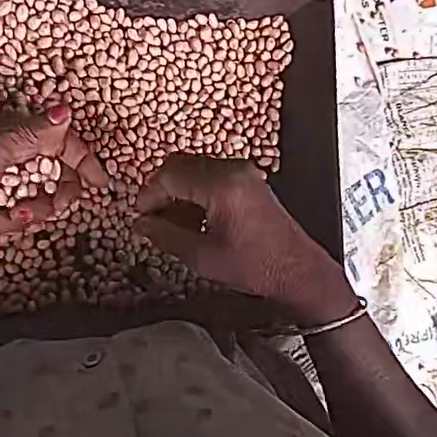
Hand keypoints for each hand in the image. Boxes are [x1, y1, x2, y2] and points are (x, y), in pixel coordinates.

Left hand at [0, 105, 107, 290]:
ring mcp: (3, 183)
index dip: (82, 159)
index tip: (98, 181)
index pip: (60, 142)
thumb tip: (65, 111)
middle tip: (56, 204)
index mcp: (10, 134)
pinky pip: (20, 217)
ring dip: (31, 210)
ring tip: (11, 212)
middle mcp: (9, 156)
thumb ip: (34, 134)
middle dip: (59, 192)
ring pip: (41, 199)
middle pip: (56, 173)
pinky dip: (6, 220)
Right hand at [134, 155, 355, 324]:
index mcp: (221, 185)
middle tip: (152, 219)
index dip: (148, 195)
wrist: (297, 271)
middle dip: (161, 191)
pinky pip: (212, 176)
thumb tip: (141, 224)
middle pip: (180, 165)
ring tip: (172, 225)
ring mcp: (244, 173)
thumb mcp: (202, 256)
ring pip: (195, 169)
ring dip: (178, 192)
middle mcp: (233, 170)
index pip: (169, 175)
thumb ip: (166, 236)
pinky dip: (196, 192)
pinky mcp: (250, 181)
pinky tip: (194, 221)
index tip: (139, 216)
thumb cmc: (255, 266)